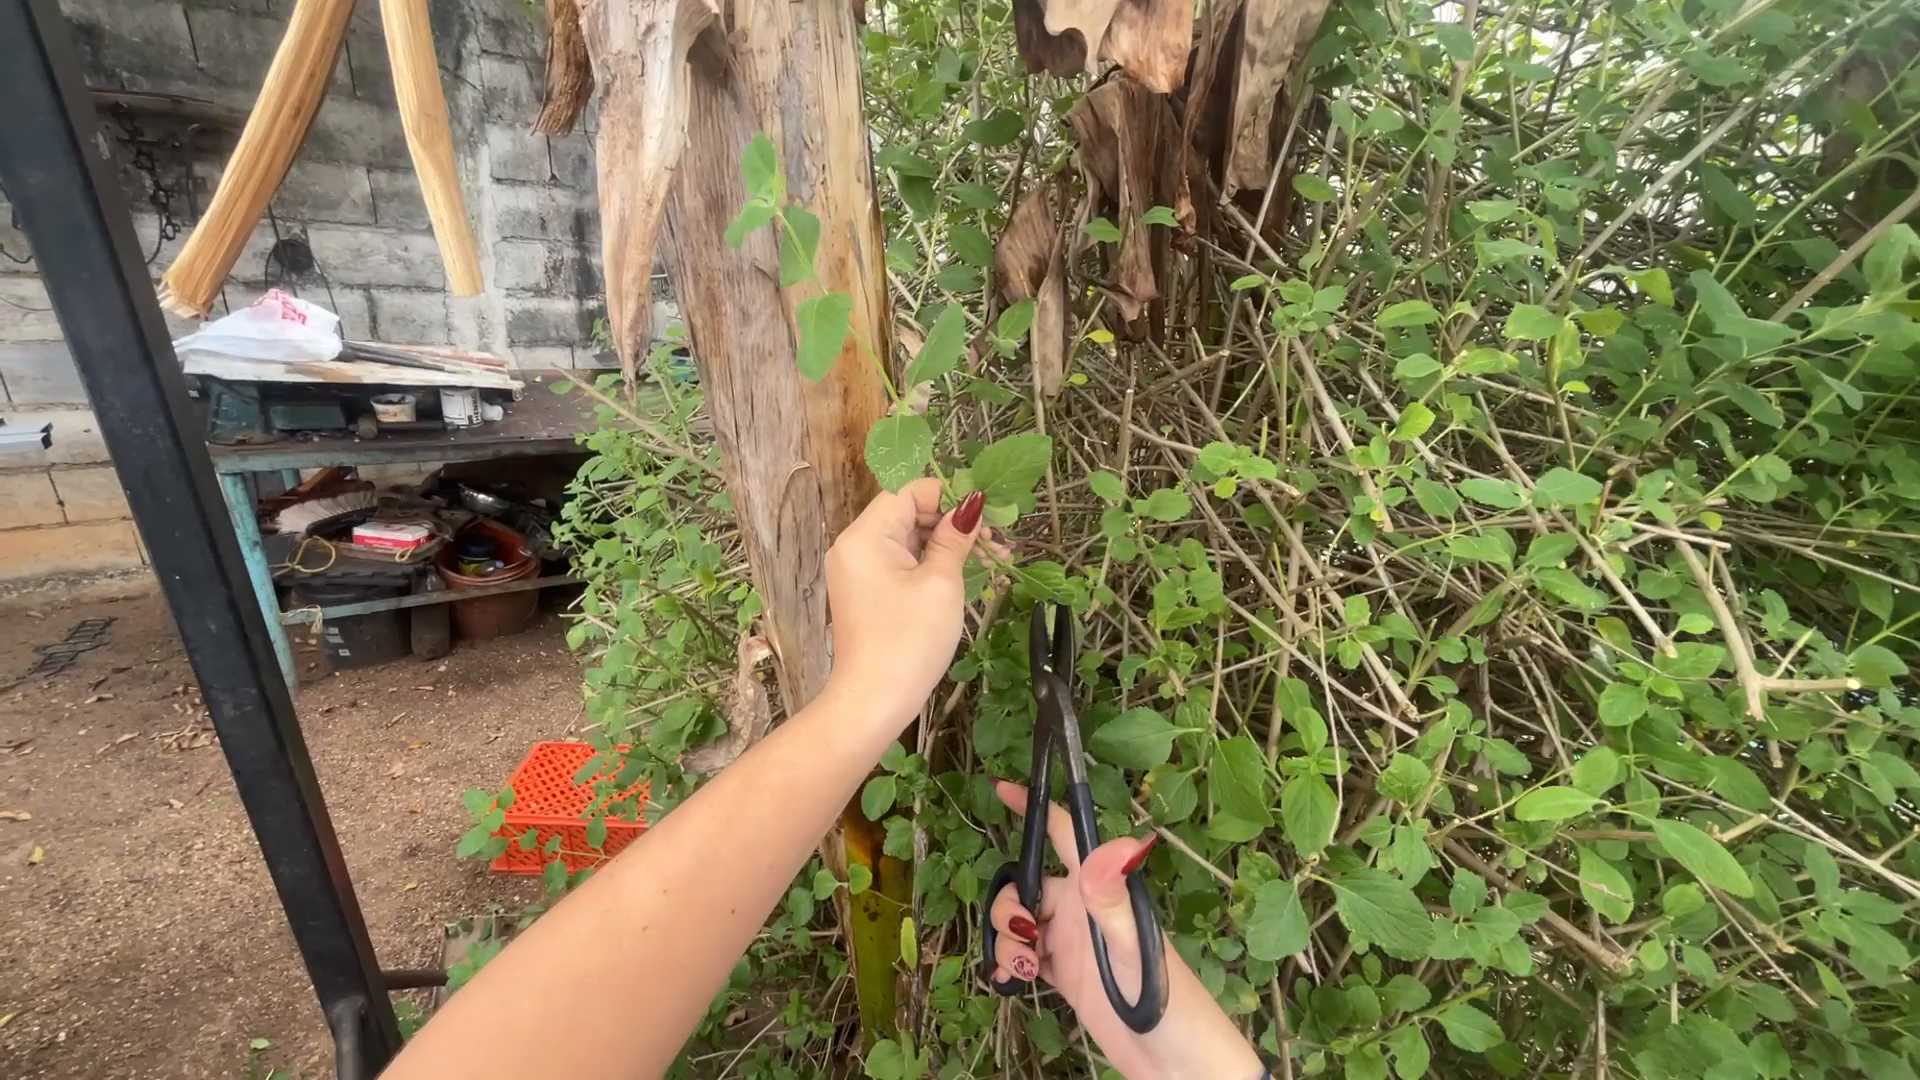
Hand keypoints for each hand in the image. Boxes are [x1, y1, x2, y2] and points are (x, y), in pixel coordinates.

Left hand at [822, 479, 984, 727]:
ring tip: (991, 558)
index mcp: (866, 535)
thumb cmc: (910, 641)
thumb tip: (971, 504)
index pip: (909, 491)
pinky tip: (965, 571)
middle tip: (997, 540)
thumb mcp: (941, 583)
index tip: (987, 513)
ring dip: (946, 543)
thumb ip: (955, 538)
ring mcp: (858, 569)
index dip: (949, 496)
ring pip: (908, 538)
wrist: (874, 702)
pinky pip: (900, 561)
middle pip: (908, 512)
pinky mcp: (866, 590)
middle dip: (953, 521)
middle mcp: (854, 545)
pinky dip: (930, 562)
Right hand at [986, 781, 1265, 1079]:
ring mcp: (1070, 941)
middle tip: (1020, 935)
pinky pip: (1023, 956)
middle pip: (1026, 884)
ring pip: (1020, 920)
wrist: (1177, 1066)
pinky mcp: (1064, 974)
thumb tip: (1109, 845)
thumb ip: (1113, 899)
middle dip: (1008, 904)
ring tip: (1021, 968)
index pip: (1064, 833)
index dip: (1035, 808)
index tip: (1001, 788)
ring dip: (1007, 939)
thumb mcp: (1135, 945)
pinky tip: (1009, 981)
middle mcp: (1081, 907)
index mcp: (1099, 888)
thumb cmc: (1167, 999)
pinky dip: (1009, 963)